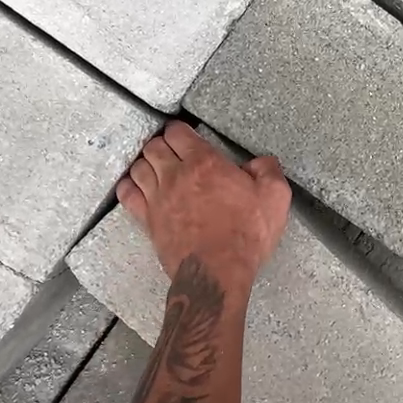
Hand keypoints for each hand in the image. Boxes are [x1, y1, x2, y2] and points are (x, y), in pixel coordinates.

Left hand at [116, 122, 291, 292]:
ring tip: (157, 168)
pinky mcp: (149, 220)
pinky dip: (130, 186)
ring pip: (139, 167)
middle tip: (173, 152)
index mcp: (205, 163)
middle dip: (163, 145)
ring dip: (147, 164)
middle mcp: (176, 175)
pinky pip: (127, 194)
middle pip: (154, 147)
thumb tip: (261, 162)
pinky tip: (137, 188)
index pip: (178, 132)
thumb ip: (268, 170)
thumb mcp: (275, 197)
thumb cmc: (245, 235)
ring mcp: (158, 198)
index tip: (186, 135)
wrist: (218, 271)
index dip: (180, 131)